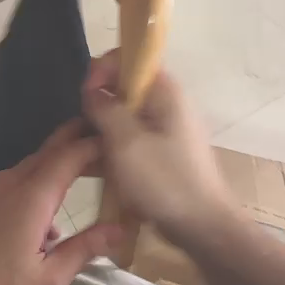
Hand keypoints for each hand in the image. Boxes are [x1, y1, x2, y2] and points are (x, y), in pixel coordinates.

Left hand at [0, 122, 118, 284]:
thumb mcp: (48, 279)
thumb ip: (84, 249)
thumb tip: (119, 229)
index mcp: (33, 196)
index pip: (72, 154)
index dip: (98, 144)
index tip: (121, 144)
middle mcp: (11, 183)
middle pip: (50, 150)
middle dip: (79, 144)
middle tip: (108, 151)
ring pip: (30, 167)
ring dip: (57, 168)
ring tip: (83, 182)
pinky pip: (13, 183)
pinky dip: (35, 186)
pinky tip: (43, 223)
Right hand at [82, 50, 235, 239]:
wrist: (201, 226)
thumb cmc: (165, 182)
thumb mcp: (126, 142)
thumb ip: (105, 110)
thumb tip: (92, 92)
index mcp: (165, 92)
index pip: (129, 58)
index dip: (101, 71)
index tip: (84, 98)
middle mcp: (167, 104)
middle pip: (123, 89)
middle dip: (97, 106)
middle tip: (82, 133)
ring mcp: (166, 131)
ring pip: (124, 118)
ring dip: (102, 133)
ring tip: (87, 157)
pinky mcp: (162, 154)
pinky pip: (131, 141)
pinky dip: (113, 150)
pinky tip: (99, 171)